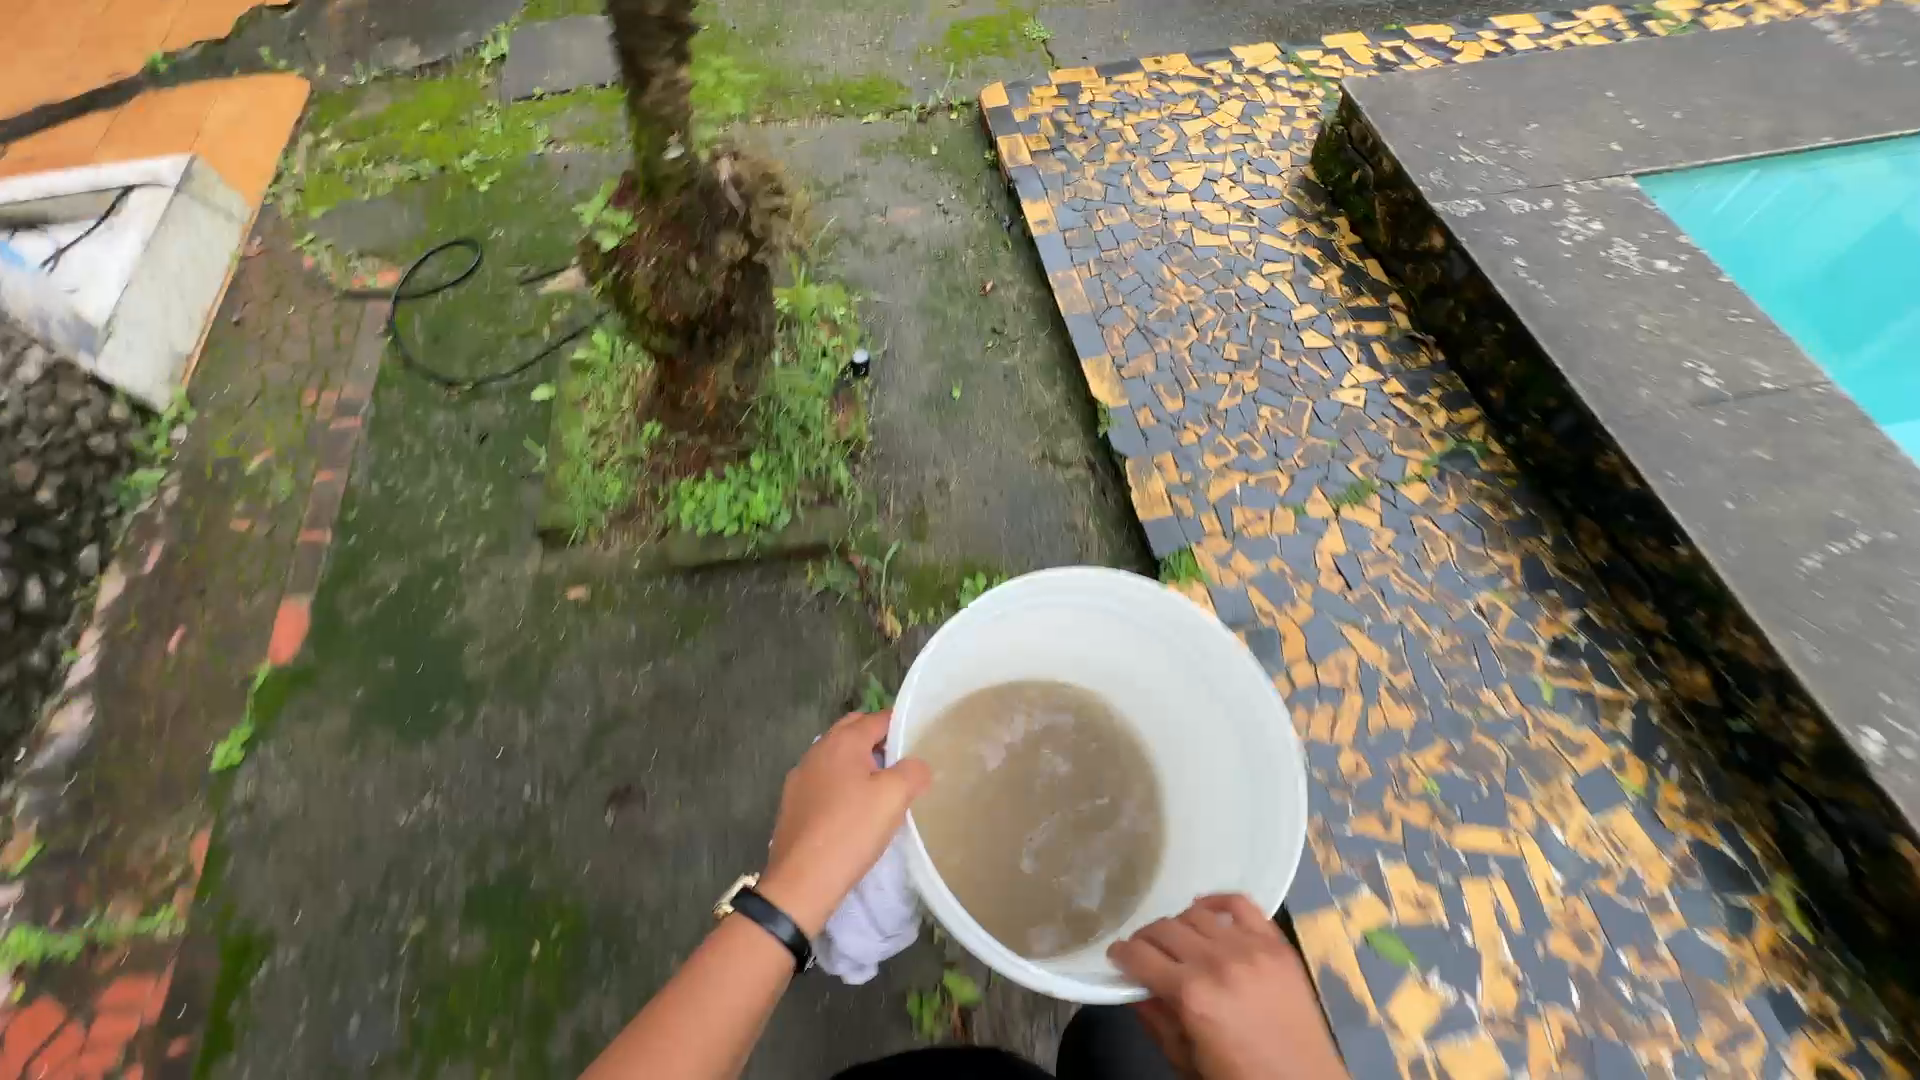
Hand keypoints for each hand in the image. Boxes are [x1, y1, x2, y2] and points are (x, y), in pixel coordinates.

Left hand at [757, 710, 930, 938]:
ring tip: (879, 786)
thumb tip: (917, 765)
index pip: (878, 718)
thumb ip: (913, 771)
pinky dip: (840, 782)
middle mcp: (817, 750)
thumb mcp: (894, 797)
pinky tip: (851, 808)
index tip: (920, 738)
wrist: (802, 881)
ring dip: (857, 761)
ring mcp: (800, 776)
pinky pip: (823, 779)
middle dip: (877, 738)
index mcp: (843, 741)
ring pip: (836, 756)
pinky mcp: (792, 802)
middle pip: (853, 730)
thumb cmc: (851, 830)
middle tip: (901, 760)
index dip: (901, 724)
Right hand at [1109, 895, 1348, 1079]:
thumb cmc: (1241, 1079)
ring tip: (1179, 941)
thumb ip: (1156, 1020)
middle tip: (1145, 953)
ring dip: (1179, 926)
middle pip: (1163, 928)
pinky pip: (1240, 903)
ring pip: (1195, 914)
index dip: (1120, 954)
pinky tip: (1206, 912)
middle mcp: (1216, 962)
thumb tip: (1134, 985)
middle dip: (1145, 940)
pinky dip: (1217, 901)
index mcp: (1191, 995)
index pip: (1138, 955)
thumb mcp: (1186, 1060)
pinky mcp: (1276, 944)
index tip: (1117, 956)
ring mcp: (1249, 948)